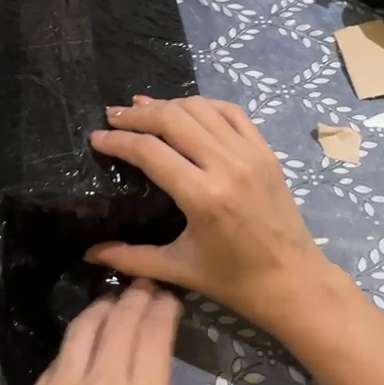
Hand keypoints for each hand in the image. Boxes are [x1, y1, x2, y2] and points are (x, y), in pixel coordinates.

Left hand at [0, 281, 180, 384]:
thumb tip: (156, 379)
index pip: (155, 332)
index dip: (163, 306)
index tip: (169, 296)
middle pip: (121, 318)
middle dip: (136, 296)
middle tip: (145, 286)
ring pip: (85, 325)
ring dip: (104, 306)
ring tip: (113, 300)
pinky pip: (61, 354)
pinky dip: (79, 338)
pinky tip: (84, 340)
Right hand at [87, 96, 338, 331]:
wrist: (294, 280)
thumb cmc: (233, 281)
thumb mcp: (178, 270)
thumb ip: (130, 258)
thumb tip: (90, 252)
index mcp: (203, 197)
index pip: (150, 151)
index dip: (118, 140)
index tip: (96, 137)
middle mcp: (226, 166)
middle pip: (174, 119)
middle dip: (138, 114)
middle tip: (113, 115)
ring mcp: (250, 154)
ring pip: (201, 109)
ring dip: (169, 104)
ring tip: (143, 108)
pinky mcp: (266, 151)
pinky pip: (232, 113)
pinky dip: (205, 105)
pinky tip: (186, 109)